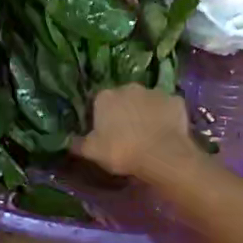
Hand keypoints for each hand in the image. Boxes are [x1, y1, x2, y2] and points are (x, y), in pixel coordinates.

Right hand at [73, 85, 203, 181]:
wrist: (161, 155)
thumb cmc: (121, 152)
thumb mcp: (92, 152)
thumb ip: (78, 144)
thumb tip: (67, 141)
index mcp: (105, 97)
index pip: (99, 102)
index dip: (102, 117)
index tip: (105, 132)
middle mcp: (129, 87)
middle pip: (124, 98)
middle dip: (125, 111)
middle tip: (128, 134)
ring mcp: (155, 92)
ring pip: (147, 101)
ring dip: (147, 112)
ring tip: (149, 134)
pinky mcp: (176, 101)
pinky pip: (168, 108)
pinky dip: (167, 117)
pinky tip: (166, 132)